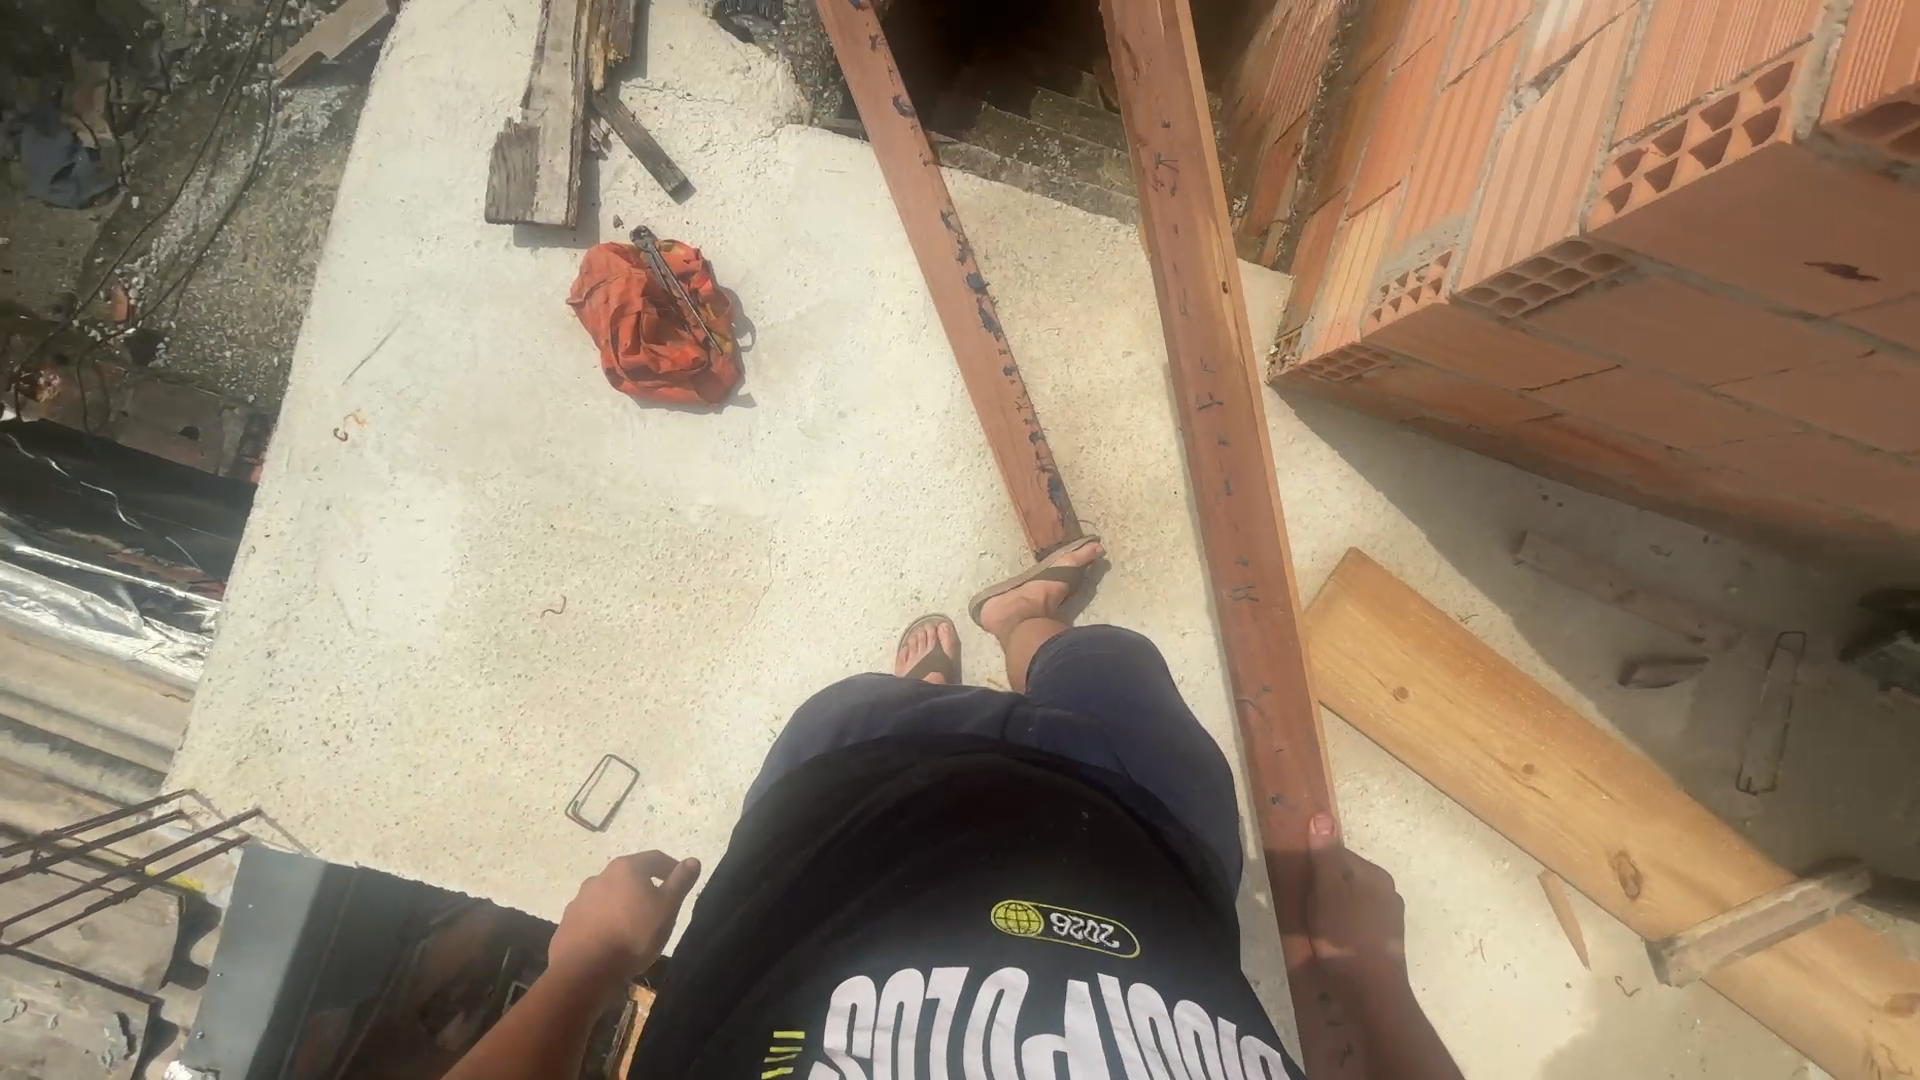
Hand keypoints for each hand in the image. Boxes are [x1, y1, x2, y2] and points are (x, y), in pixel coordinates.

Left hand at [546, 851, 700, 994]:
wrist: (584, 973)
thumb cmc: (633, 935)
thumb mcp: (667, 908)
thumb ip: (680, 882)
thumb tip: (692, 860)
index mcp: (626, 868)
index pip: (655, 858)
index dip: (671, 867)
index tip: (680, 880)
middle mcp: (600, 877)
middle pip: (629, 876)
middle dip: (644, 886)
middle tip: (657, 905)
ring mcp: (579, 901)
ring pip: (608, 896)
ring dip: (622, 904)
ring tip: (632, 925)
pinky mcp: (567, 924)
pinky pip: (592, 917)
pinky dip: (603, 922)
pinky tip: (610, 940)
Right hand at [1305, 813, 1408, 994]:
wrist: (1371, 993)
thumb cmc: (1344, 936)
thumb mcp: (1327, 890)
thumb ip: (1325, 854)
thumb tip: (1323, 815)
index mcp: (1375, 875)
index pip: (1336, 853)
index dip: (1314, 865)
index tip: (1302, 884)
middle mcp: (1388, 891)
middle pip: (1343, 875)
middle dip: (1322, 885)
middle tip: (1306, 906)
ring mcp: (1389, 918)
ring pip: (1349, 898)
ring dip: (1331, 905)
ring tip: (1316, 924)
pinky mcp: (1384, 940)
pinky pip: (1356, 919)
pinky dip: (1341, 923)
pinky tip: (1331, 938)